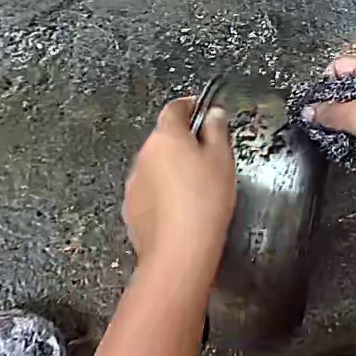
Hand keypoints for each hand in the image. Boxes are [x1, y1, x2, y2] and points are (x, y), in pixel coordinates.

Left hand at [122, 98, 235, 274]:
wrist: (179, 250)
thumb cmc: (205, 202)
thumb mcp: (222, 160)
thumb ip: (217, 130)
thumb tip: (213, 114)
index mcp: (166, 137)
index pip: (175, 108)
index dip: (190, 105)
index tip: (201, 109)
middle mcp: (144, 155)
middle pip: (165, 138)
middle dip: (184, 142)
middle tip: (209, 155)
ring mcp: (135, 182)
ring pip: (156, 165)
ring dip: (172, 168)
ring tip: (197, 187)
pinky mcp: (132, 207)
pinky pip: (150, 190)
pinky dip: (164, 192)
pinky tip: (182, 206)